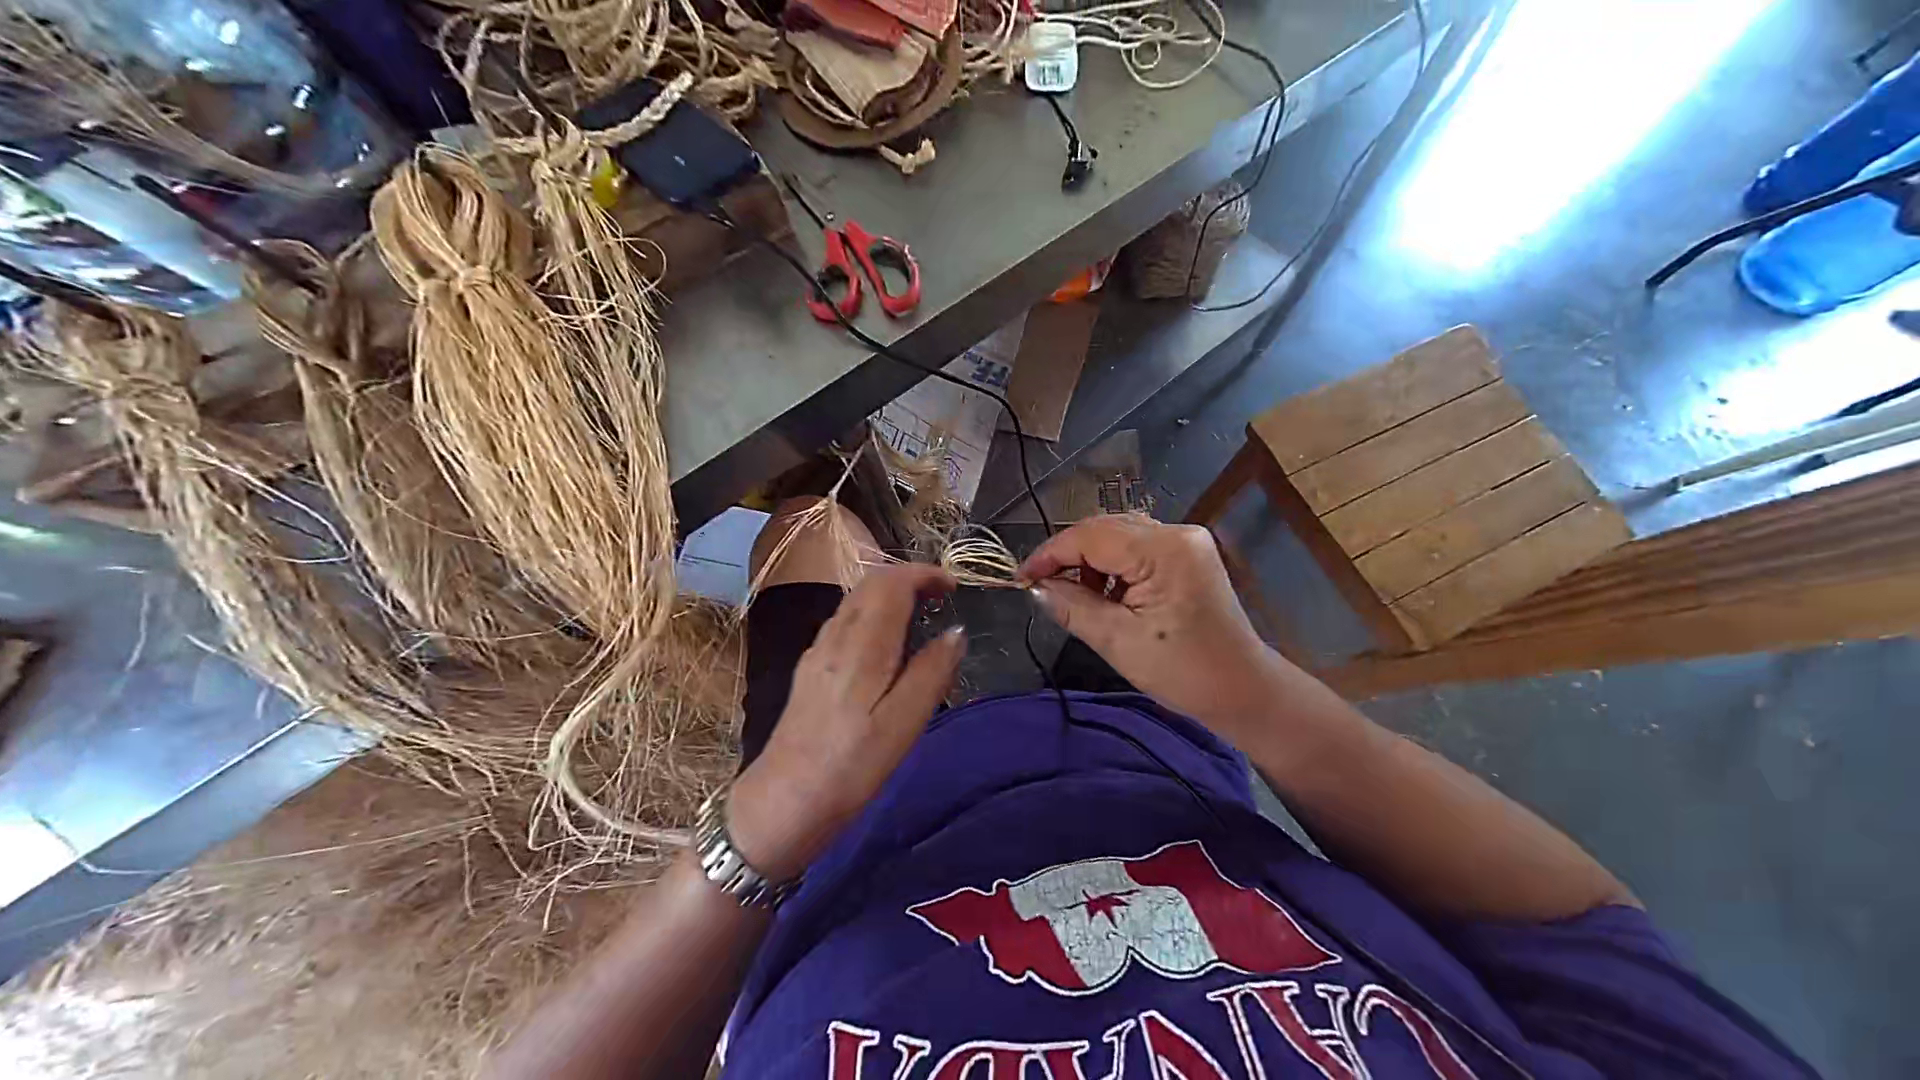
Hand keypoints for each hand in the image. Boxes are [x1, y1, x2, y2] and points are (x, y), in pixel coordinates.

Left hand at [727, 564, 964, 881]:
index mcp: (862, 644)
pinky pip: (845, 622)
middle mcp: (835, 636)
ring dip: (889, 594)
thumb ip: (932, 671)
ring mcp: (817, 652)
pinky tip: (885, 645)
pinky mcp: (809, 670)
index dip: (924, 574)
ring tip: (920, 616)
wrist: (784, 801)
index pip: (891, 582)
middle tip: (941, 597)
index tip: (953, 587)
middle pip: (870, 583)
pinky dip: (872, 614)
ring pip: (855, 601)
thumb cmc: (851, 765)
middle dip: (908, 578)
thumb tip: (955, 632)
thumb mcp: (905, 723)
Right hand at [1019, 515, 1288, 735]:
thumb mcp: (1117, 640)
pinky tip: (1105, 593)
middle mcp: (1177, 532)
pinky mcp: (1188, 555)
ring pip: (1118, 535)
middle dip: (1068, 556)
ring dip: (1089, 561)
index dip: (1049, 554)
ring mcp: (1186, 541)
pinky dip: (1113, 566)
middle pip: (1103, 528)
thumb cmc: (1183, 672)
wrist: (1243, 691)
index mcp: (1162, 550)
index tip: (1021, 579)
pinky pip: (1137, 548)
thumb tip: (1035, 588)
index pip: (1089, 536)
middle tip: (1042, 587)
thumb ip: (1071, 606)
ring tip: (1076, 596)